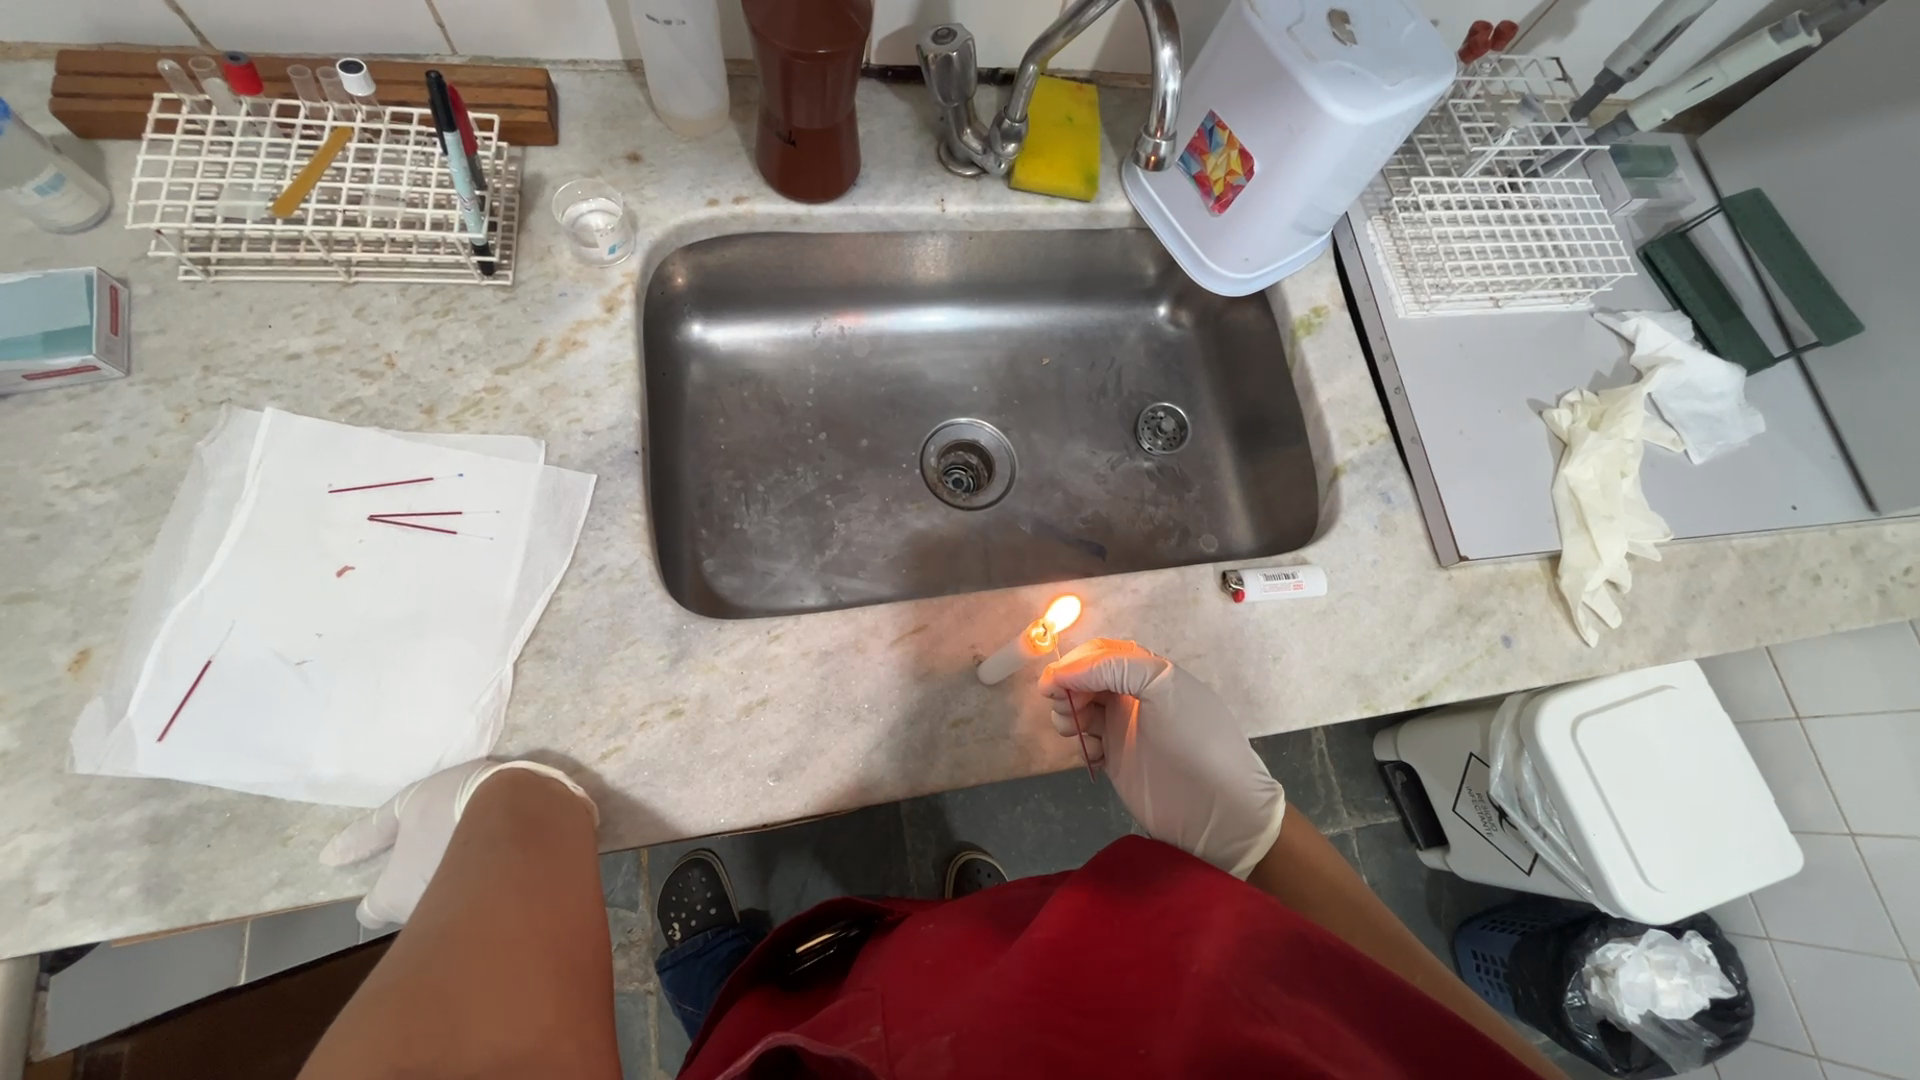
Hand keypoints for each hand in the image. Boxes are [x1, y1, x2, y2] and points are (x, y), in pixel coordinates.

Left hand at [320, 760, 596, 927]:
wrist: (522, 813)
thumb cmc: (455, 807)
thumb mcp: (410, 805)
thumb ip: (371, 831)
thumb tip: (329, 857)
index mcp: (393, 894)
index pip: (372, 912)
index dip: (379, 896)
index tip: (394, 879)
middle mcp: (421, 914)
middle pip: (415, 909)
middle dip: (426, 891)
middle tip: (442, 861)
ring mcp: (461, 916)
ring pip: (452, 910)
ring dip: (458, 892)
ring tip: (476, 865)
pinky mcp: (498, 912)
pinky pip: (485, 906)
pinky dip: (488, 893)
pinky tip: (502, 871)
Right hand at [1039, 639, 1284, 878]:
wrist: (1217, 810)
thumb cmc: (1195, 740)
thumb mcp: (1162, 685)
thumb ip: (1113, 667)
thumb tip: (1063, 673)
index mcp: (1149, 672)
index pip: (1100, 654)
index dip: (1073, 664)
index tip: (1052, 683)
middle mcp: (1134, 696)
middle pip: (1085, 680)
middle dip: (1068, 689)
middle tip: (1063, 709)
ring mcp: (1125, 729)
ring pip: (1080, 710)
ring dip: (1068, 715)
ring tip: (1077, 732)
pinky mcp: (1117, 759)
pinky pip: (1086, 742)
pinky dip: (1081, 744)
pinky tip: (1095, 756)